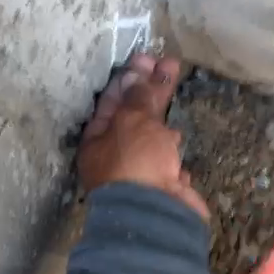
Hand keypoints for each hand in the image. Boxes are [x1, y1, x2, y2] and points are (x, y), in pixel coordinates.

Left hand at [77, 54, 207, 218]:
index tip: (148, 57)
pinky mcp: (162, 189)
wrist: (156, 217)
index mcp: (97, 141)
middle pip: (134, 116)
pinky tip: (176, 146)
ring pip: (151, 139)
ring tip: (176, 97)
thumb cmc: (137, 163)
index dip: (131, 77)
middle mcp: (114, 157)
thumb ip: (138, 98)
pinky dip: (171, 155)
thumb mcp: (135, 122)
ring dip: (162, 119)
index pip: (113, 100)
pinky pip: (166, 165)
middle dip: (151, 89)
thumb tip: (135, 75)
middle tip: (169, 63)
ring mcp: (139, 174)